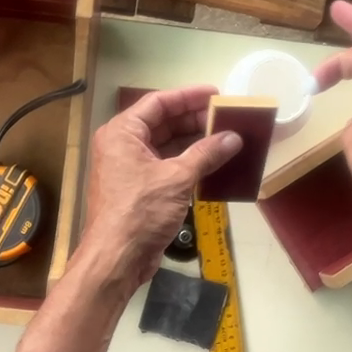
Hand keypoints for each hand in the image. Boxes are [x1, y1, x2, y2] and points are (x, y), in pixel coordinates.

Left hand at [82, 85, 240, 282]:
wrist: (117, 257)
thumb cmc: (140, 211)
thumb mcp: (177, 178)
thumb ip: (206, 154)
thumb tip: (233, 138)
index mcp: (122, 133)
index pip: (158, 103)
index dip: (188, 97)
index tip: (216, 94)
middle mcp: (122, 146)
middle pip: (162, 123)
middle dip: (194, 120)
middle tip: (226, 118)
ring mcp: (130, 169)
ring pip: (166, 146)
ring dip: (194, 143)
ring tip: (226, 138)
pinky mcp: (140, 190)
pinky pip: (167, 167)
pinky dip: (188, 164)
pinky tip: (213, 164)